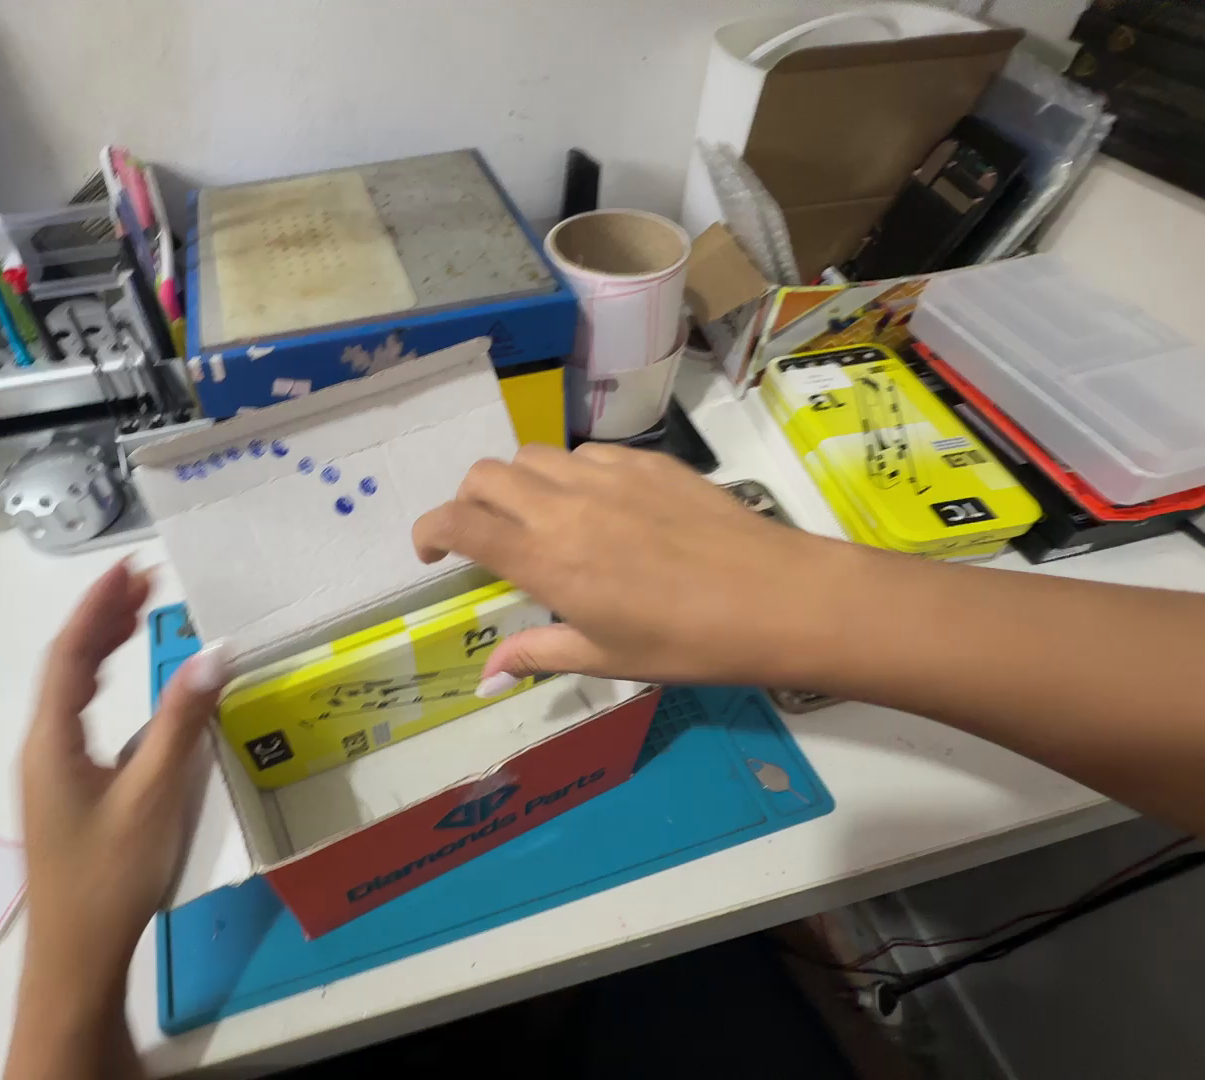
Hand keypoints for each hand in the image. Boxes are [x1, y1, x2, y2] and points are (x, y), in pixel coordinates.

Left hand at [18, 559, 225, 1000]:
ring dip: (103, 645)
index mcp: (53, 741)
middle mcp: (44, 745)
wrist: (76, 955)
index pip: (71, 655)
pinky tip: (129, 681)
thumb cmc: (111, 874)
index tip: (129, 568)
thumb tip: (215, 652)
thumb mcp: (154, 795)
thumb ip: (183, 721)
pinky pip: (83, 713)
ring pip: (73, 689)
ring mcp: (53, 767)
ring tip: (140, 613)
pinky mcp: (69, 784)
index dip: (98, 606)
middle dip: (103, 617)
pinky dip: (106, 681)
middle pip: (68, 665)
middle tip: (145, 582)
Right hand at [412, 443, 853, 688]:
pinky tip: (600, 506)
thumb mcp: (605, 657)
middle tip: (487, 537)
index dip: (428, 530)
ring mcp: (606, 475)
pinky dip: (571, 474)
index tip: (429, 553)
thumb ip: (536, 654)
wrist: (777, 598)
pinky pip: (585, 453)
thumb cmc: (685, 641)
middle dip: (469, 501)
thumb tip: (487, 678)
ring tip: (543, 518)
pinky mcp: (645, 461)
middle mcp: (564, 505)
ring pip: (534, 455)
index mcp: (546, 558)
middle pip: (486, 474)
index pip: (459, 524)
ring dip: (520, 483)